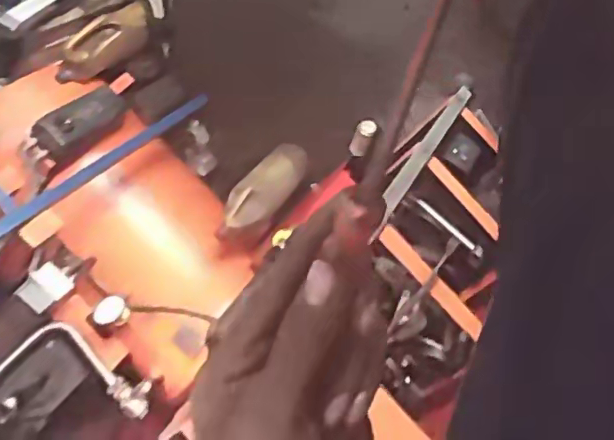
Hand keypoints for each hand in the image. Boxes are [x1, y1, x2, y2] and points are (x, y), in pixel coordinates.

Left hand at [192, 201, 387, 439]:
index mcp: (243, 333)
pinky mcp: (342, 373)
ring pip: (359, 310)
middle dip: (349, 315)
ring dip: (358, 356)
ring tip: (338, 411)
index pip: (290, 259)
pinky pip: (370, 344)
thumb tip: (337, 248)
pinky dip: (366, 374)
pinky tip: (345, 416)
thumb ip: (308, 327)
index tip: (364, 197)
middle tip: (350, 352)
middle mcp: (278, 332)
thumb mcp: (273, 410)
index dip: (327, 225)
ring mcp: (313, 353)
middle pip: (334, 279)